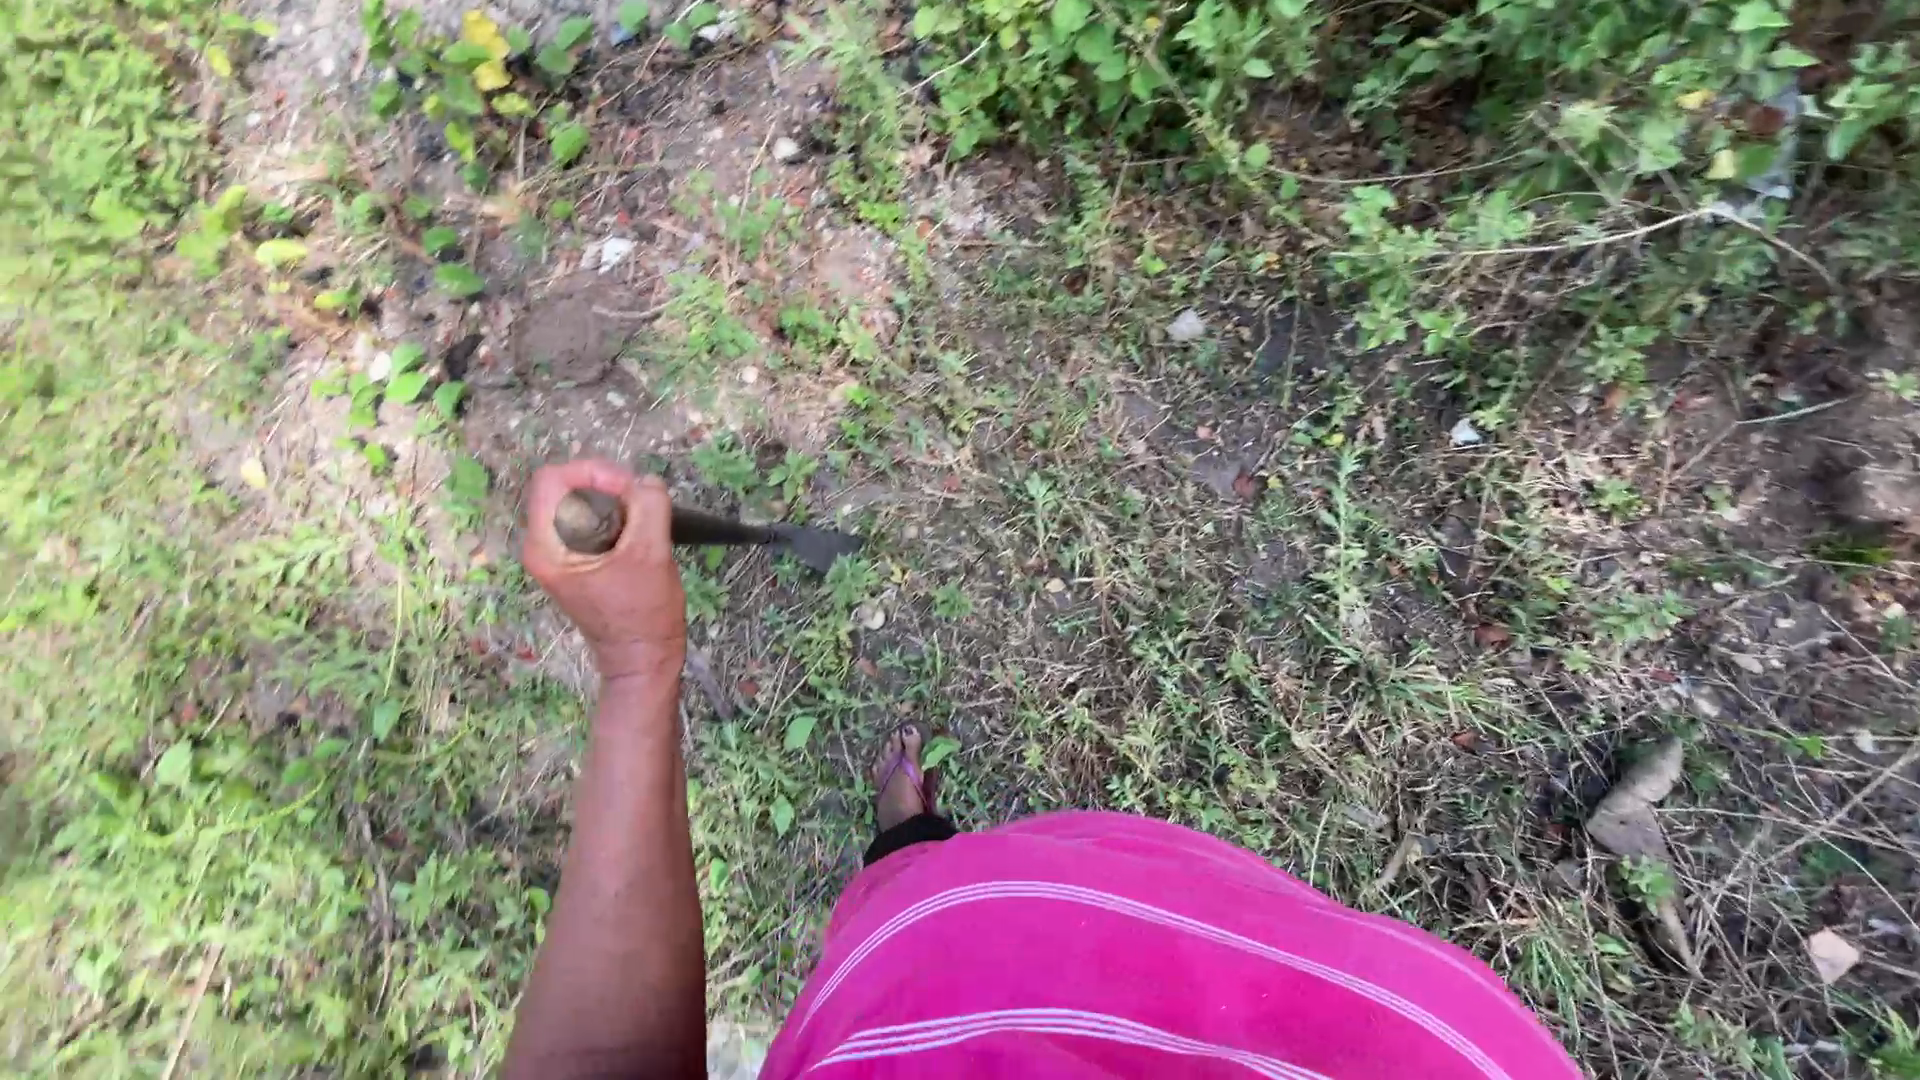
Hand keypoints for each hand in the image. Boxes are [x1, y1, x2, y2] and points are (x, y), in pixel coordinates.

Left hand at [522, 459, 686, 685]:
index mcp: (547, 545)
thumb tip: (646, 482)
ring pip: (583, 503)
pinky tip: (640, 535)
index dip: (596, 473)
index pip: (554, 478)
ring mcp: (561, 554)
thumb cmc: (643, 612)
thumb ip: (649, 507)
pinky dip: (619, 519)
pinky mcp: (580, 561)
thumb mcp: (650, 554)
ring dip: (618, 504)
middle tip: (644, 506)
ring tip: (646, 522)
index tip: (632, 491)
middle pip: (569, 487)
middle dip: (610, 488)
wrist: (644, 657)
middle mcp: (544, 546)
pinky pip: (593, 522)